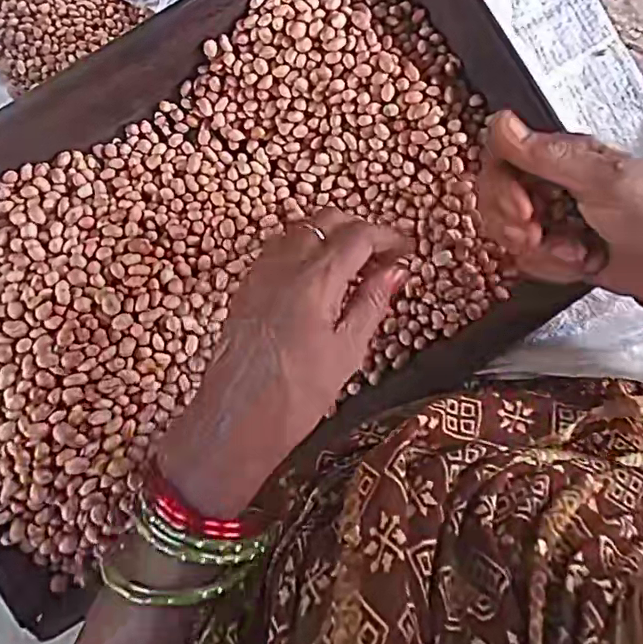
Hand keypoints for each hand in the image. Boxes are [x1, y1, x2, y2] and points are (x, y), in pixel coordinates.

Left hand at [154, 209, 406, 516]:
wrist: (236, 422)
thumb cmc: (296, 396)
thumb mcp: (348, 350)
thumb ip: (373, 301)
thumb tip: (397, 270)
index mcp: (315, 280)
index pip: (359, 235)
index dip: (388, 236)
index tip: (406, 249)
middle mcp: (284, 266)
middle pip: (328, 221)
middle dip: (361, 230)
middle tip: (384, 256)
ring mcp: (260, 273)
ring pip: (302, 229)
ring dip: (332, 236)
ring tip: (355, 266)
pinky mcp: (247, 287)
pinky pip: (280, 248)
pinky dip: (306, 248)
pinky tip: (320, 278)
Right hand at [478, 111, 642, 306]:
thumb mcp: (603, 180)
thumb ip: (548, 154)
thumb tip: (501, 121)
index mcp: (561, 156)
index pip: (501, 158)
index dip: (500, 185)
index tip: (522, 208)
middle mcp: (552, 183)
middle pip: (496, 197)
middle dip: (513, 223)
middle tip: (539, 233)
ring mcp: (554, 218)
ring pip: (508, 232)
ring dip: (537, 250)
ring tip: (574, 251)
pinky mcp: (559, 250)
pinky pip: (529, 261)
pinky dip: (552, 268)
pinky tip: (582, 263)